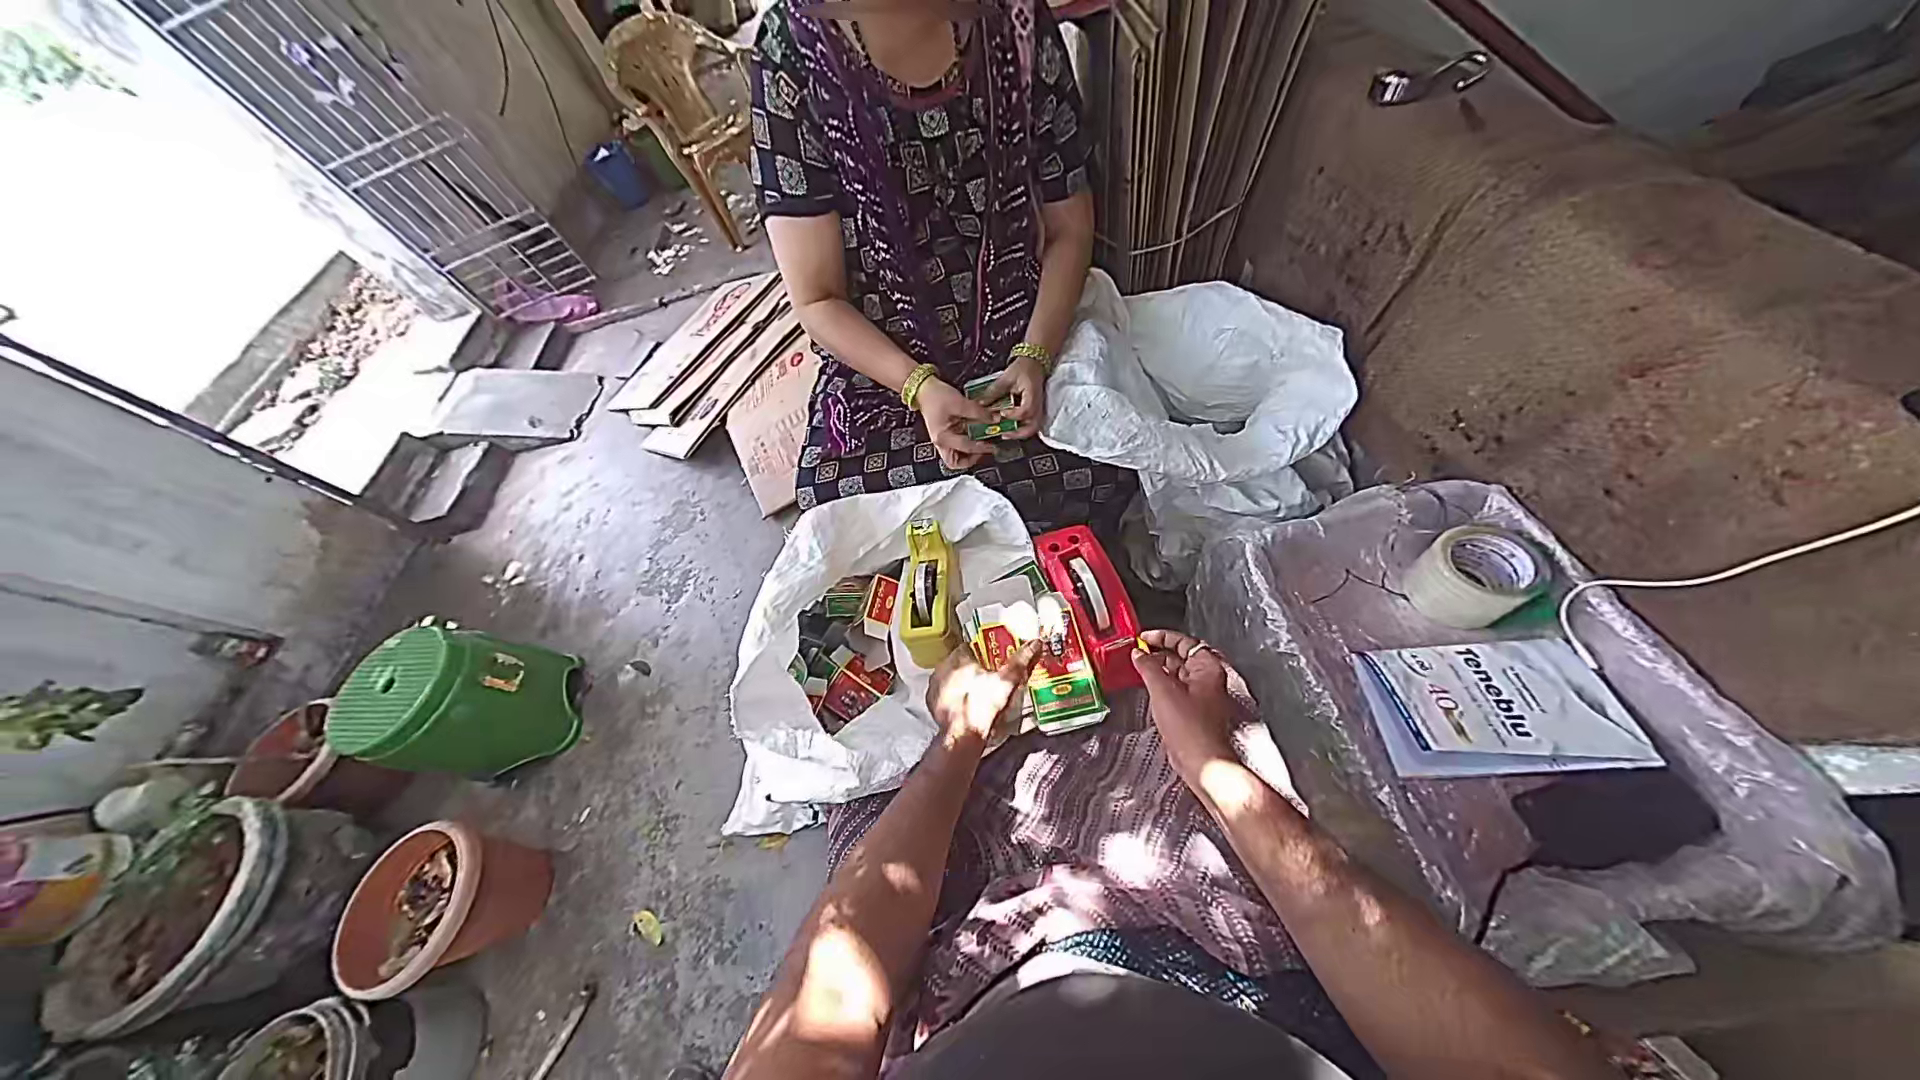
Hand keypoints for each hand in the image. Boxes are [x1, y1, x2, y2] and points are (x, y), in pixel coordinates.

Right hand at [914, 379, 996, 469]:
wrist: (923, 389)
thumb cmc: (936, 395)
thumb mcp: (959, 402)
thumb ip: (977, 412)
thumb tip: (993, 419)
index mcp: (942, 437)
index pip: (965, 447)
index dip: (981, 447)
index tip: (992, 445)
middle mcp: (941, 442)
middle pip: (955, 463)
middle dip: (971, 459)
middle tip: (984, 450)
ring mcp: (943, 439)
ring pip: (956, 457)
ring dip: (969, 454)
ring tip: (981, 445)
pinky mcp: (946, 434)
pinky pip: (957, 446)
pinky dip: (966, 444)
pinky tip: (975, 436)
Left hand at [927, 641, 1039, 746]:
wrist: (963, 735)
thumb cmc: (982, 706)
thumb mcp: (1006, 681)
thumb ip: (1020, 661)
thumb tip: (1035, 644)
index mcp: (958, 658)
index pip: (970, 646)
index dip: (983, 652)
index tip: (993, 659)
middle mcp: (942, 668)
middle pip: (960, 661)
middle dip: (972, 667)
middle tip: (988, 676)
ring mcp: (935, 686)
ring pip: (950, 677)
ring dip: (961, 681)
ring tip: (979, 691)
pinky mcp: (932, 702)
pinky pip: (944, 693)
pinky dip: (953, 696)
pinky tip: (966, 703)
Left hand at [984, 353, 1047, 438]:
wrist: (1034, 363)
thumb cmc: (1023, 368)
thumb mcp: (1006, 378)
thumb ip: (994, 392)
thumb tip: (981, 403)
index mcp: (1032, 396)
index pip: (1025, 411)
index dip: (1012, 415)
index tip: (1002, 414)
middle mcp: (1038, 406)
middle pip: (1032, 427)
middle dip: (1017, 433)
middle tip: (1003, 433)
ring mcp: (1038, 410)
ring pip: (1032, 428)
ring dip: (1019, 433)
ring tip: (1005, 433)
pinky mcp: (1035, 411)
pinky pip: (1031, 425)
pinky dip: (1021, 429)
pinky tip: (1010, 428)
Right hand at [1132, 630, 1238, 785]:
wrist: (1201, 761)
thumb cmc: (1191, 728)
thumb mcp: (1162, 689)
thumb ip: (1148, 666)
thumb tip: (1138, 654)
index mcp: (1208, 668)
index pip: (1184, 641)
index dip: (1161, 636)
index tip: (1143, 638)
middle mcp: (1208, 679)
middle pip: (1181, 656)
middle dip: (1158, 652)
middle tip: (1138, 651)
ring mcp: (1202, 695)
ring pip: (1178, 672)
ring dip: (1158, 668)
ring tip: (1139, 667)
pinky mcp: (1194, 710)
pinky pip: (1176, 688)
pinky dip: (1162, 683)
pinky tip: (1148, 687)